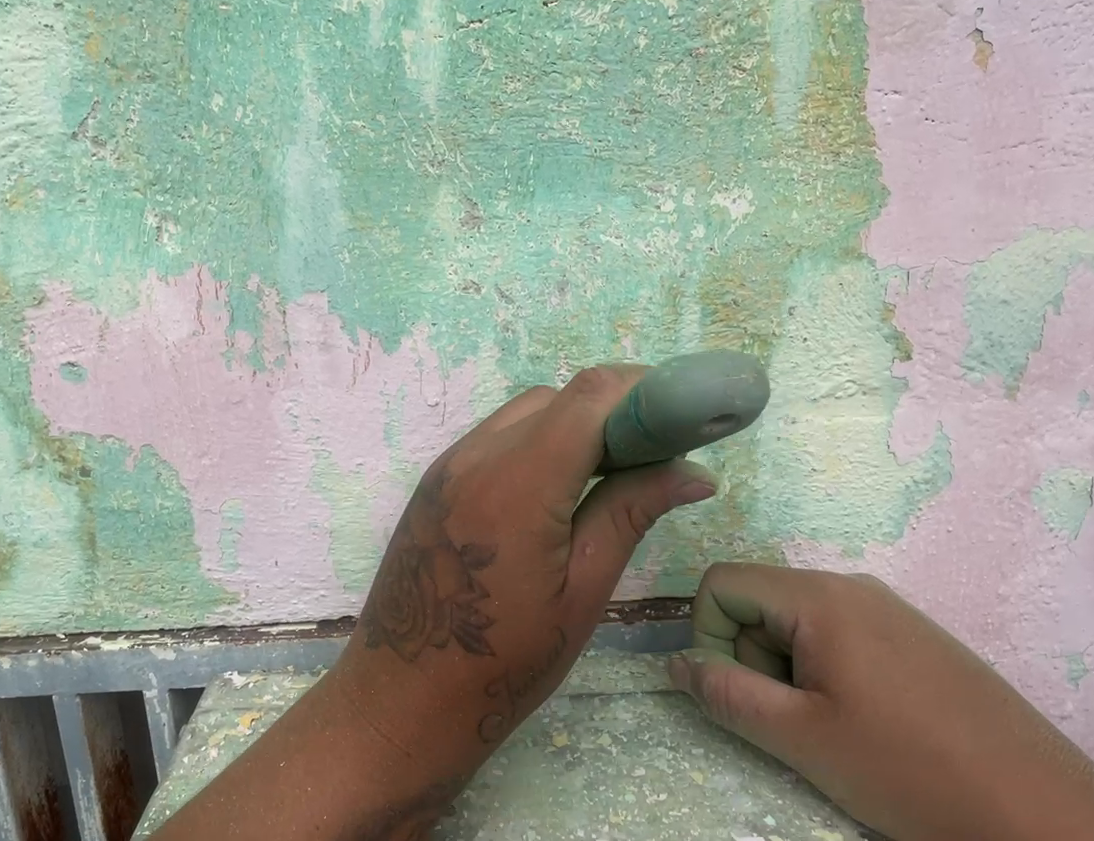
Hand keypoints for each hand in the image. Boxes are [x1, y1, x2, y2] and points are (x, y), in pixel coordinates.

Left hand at [152, 368, 717, 840]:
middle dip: (615, 408)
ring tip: (615, 471)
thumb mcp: (582, 594)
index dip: (646, 392)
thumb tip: (693, 470)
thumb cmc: (502, 663)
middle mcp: (477, 454)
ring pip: (527, 410)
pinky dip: (539, 439)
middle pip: (560, 397)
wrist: (400, 700)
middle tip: (659, 451)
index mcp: (518, 482)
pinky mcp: (437, 479)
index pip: (590, 397)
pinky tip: (561, 485)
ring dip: (575, 423)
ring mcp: (449, 463)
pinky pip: (498, 434)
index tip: (687, 416)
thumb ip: (630, 514)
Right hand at [666, 563, 1093, 840]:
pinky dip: (828, 673)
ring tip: (833, 729)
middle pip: (761, 601)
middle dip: (754, 657)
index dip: (708, 635)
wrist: (1047, 815)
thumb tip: (675, 660)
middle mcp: (852, 585)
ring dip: (790, 670)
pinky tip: (869, 725)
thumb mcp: (802, 739)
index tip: (739, 695)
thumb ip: (727, 694)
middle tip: (793, 722)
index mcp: (820, 597)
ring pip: (799, 622)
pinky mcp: (917, 638)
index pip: (723, 582)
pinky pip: (842, 635)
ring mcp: (890, 609)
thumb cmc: (911, 771)